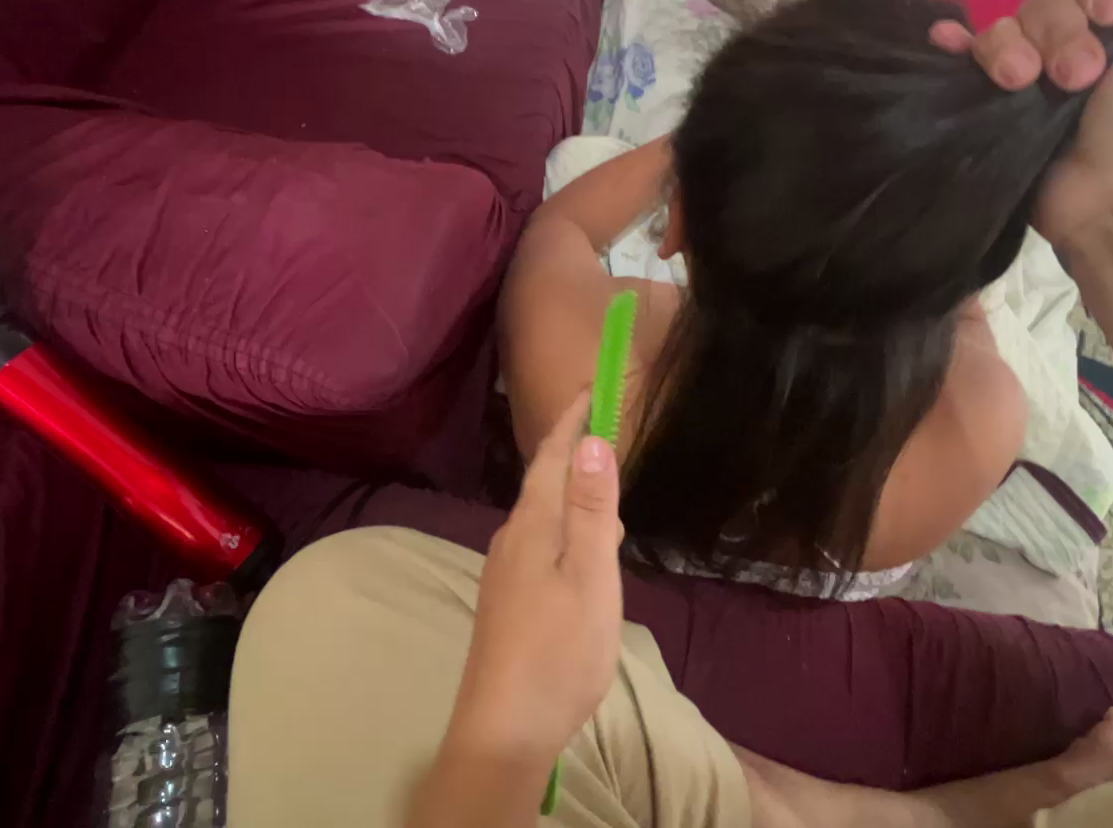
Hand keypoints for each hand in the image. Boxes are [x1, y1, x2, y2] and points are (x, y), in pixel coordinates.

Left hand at [446, 392, 624, 765]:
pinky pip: (542, 539)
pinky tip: (585, 547)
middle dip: (575, 447)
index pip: (554, 454)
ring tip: (605, 481)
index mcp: (533, 523)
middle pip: (546, 478)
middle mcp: (513, 536)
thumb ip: (592, 510)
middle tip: (609, 426)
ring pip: (545, 511)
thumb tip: (593, 442)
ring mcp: (506, 567)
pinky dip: (568, 524)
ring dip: (574, 488)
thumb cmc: (558, 650)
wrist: (503, 728)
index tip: (596, 385)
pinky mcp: (509, 595)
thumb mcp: (590, 577)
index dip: (574, 418)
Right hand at [932, 0, 1112, 250]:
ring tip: (1024, 85)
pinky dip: (955, 47)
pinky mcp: (997, 106)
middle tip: (1081, 77)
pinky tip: (943, 40)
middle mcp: (1089, 41)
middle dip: (1060, 30)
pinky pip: (968, 60)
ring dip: (1011, 48)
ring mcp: (1038, 76)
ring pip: (1007, 26)